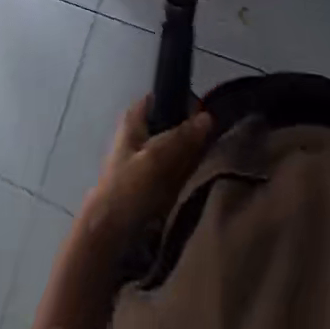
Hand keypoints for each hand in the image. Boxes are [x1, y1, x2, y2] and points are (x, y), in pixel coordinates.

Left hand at [77, 97, 211, 246]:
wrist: (112, 229)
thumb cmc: (129, 187)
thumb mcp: (156, 158)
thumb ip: (181, 137)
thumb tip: (207, 117)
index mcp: (133, 121)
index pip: (158, 99)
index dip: (179, 100)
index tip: (205, 108)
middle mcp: (139, 134)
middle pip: (170, 124)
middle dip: (191, 129)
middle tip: (217, 134)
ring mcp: (147, 158)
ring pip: (176, 146)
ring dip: (192, 150)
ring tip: (215, 152)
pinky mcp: (154, 180)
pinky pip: (177, 168)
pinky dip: (188, 168)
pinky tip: (203, 171)